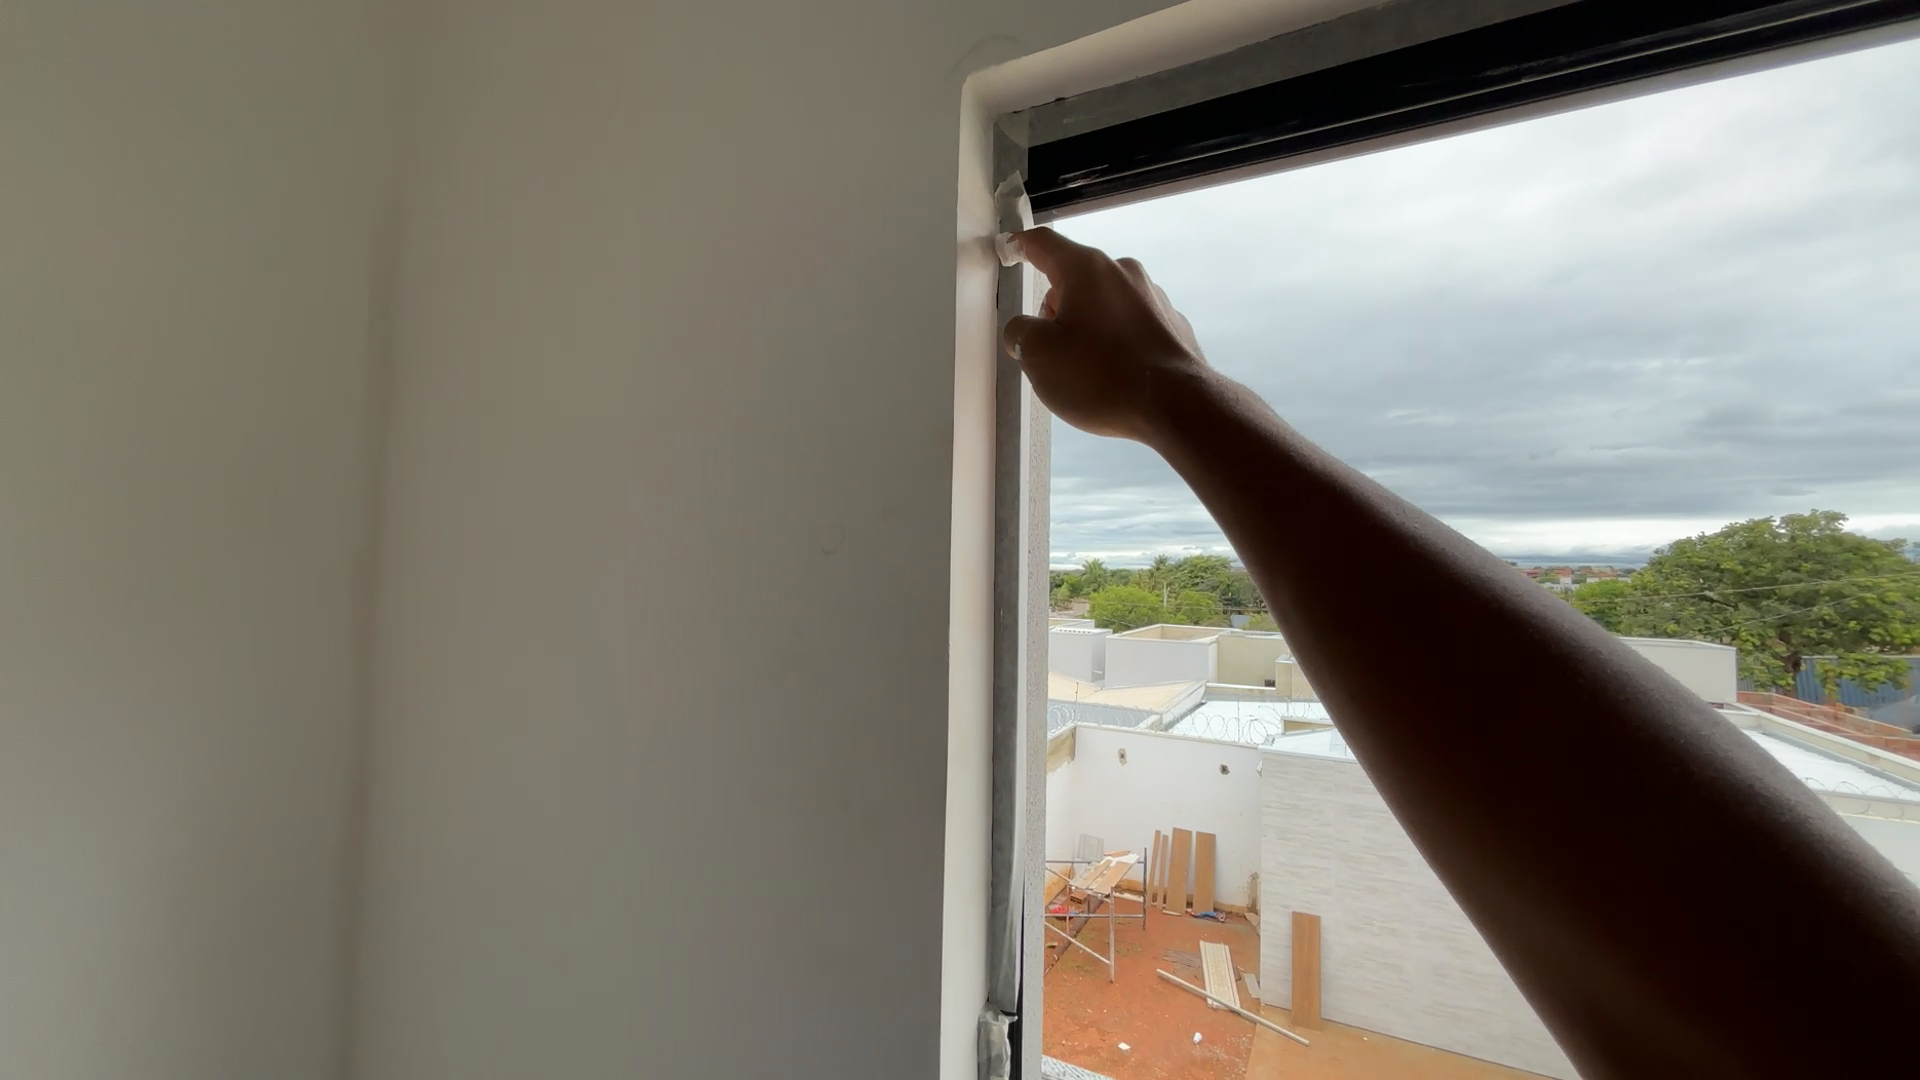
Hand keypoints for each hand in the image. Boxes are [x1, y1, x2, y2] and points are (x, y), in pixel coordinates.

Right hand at [1001, 228, 1210, 442]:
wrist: (1175, 406)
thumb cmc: (1100, 375)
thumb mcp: (1038, 355)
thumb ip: (1020, 333)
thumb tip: (1024, 330)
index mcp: (1087, 270)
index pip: (1044, 244)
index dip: (1021, 245)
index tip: (1009, 247)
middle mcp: (1123, 273)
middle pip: (1075, 281)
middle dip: (1056, 310)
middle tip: (1051, 352)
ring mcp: (1153, 298)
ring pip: (1104, 306)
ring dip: (1087, 329)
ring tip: (1086, 372)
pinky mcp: (1171, 326)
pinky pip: (1130, 328)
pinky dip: (1115, 345)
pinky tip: (1115, 376)